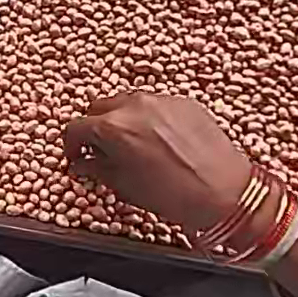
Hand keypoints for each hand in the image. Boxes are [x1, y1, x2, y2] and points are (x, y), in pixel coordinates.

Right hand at [60, 92, 253, 233]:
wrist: (226, 194)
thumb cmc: (175, 195)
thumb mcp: (125, 186)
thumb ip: (97, 168)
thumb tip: (84, 163)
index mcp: (113, 128)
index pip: (76, 127)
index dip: (71, 145)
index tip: (76, 157)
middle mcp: (135, 106)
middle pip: (98, 108)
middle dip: (94, 128)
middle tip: (98, 150)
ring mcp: (161, 101)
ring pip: (126, 102)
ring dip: (120, 120)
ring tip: (128, 145)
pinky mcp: (184, 102)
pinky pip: (154, 105)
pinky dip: (147, 119)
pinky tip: (156, 141)